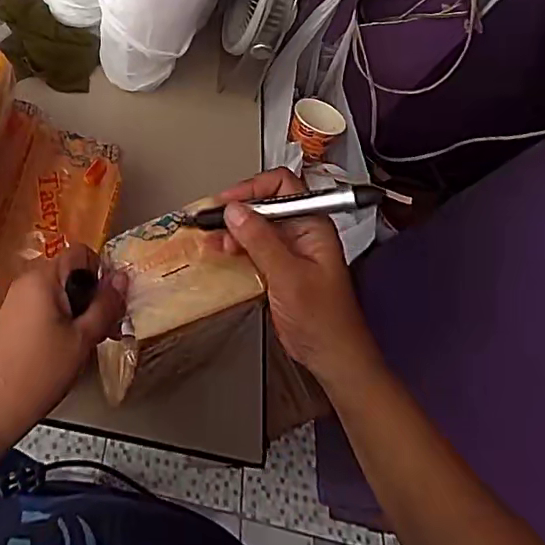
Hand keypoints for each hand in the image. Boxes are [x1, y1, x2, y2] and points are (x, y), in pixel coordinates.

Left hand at [0, 244, 127, 446]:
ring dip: (79, 310)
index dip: (101, 271)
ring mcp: (17, 299)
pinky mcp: (12, 318)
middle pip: (71, 273)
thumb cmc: (39, 371)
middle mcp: (28, 280)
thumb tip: (122, 278)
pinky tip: (68, 349)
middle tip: (107, 327)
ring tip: (90, 342)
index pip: (82, 252)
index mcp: (44, 277)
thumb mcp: (82, 339)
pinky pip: (45, 306)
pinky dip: (61, 320)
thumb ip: (105, 305)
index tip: (110, 302)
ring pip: (59, 292)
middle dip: (92, 296)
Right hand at [214, 168, 384, 391]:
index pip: (282, 186)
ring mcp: (289, 249)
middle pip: (264, 204)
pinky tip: (220, 252)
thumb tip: (235, 211)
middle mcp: (300, 231)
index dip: (253, 189)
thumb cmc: (324, 321)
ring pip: (254, 226)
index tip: (228, 202)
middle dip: (237, 211)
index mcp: (313, 224)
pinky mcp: (277, 266)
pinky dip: (234, 247)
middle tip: (212, 220)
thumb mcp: (289, 277)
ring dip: (231, 230)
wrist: (332, 358)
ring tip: (212, 239)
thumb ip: (261, 241)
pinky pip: (252, 247)